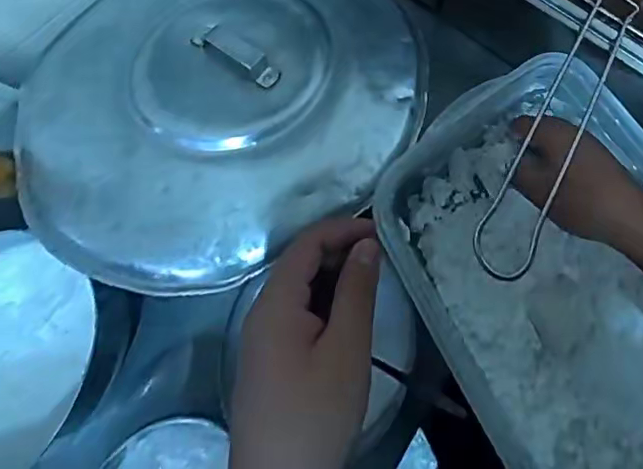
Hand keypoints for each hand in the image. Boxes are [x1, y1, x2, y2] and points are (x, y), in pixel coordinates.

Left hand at [229, 217, 380, 468]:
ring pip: (298, 288)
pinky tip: (346, 315)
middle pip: (299, 262)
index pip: (307, 243)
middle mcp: (261, 310)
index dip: (343, 229)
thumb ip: (356, 292)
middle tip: (381, 257)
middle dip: (339, 250)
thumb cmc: (314, 414)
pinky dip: (322, 301)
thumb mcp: (346, 350)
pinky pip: (294, 312)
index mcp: (275, 301)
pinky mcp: (266, 359)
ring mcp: (261, 337)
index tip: (380, 230)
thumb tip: (366, 245)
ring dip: (332, 276)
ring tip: (370, 281)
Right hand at [508, 116, 642, 248]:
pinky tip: (562, 186)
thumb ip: (516, 171)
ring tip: (542, 185)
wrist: (629, 215)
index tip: (506, 164)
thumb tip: (507, 161)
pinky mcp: (597, 154)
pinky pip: (568, 152)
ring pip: (553, 144)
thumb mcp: (538, 189)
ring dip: (543, 160)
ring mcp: (585, 139)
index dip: (507, 142)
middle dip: (526, 152)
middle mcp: (569, 127)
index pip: (518, 124)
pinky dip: (560, 165)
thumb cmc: (580, 200)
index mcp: (552, 129)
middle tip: (522, 177)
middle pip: (536, 132)